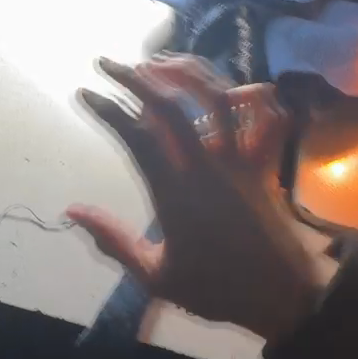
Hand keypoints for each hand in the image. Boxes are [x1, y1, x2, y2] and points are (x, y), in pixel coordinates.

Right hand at [68, 55, 334, 343]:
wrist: (286, 297)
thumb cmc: (216, 289)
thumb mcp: (155, 276)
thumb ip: (113, 240)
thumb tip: (71, 210)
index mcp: (176, 192)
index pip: (136, 136)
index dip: (107, 109)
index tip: (84, 92)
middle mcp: (208, 165)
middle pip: (171, 105)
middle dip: (134, 76)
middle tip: (107, 63)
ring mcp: (241, 160)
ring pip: (218, 97)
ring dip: (186, 72)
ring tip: (158, 62)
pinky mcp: (265, 163)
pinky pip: (267, 117)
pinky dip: (253, 94)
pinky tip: (232, 87)